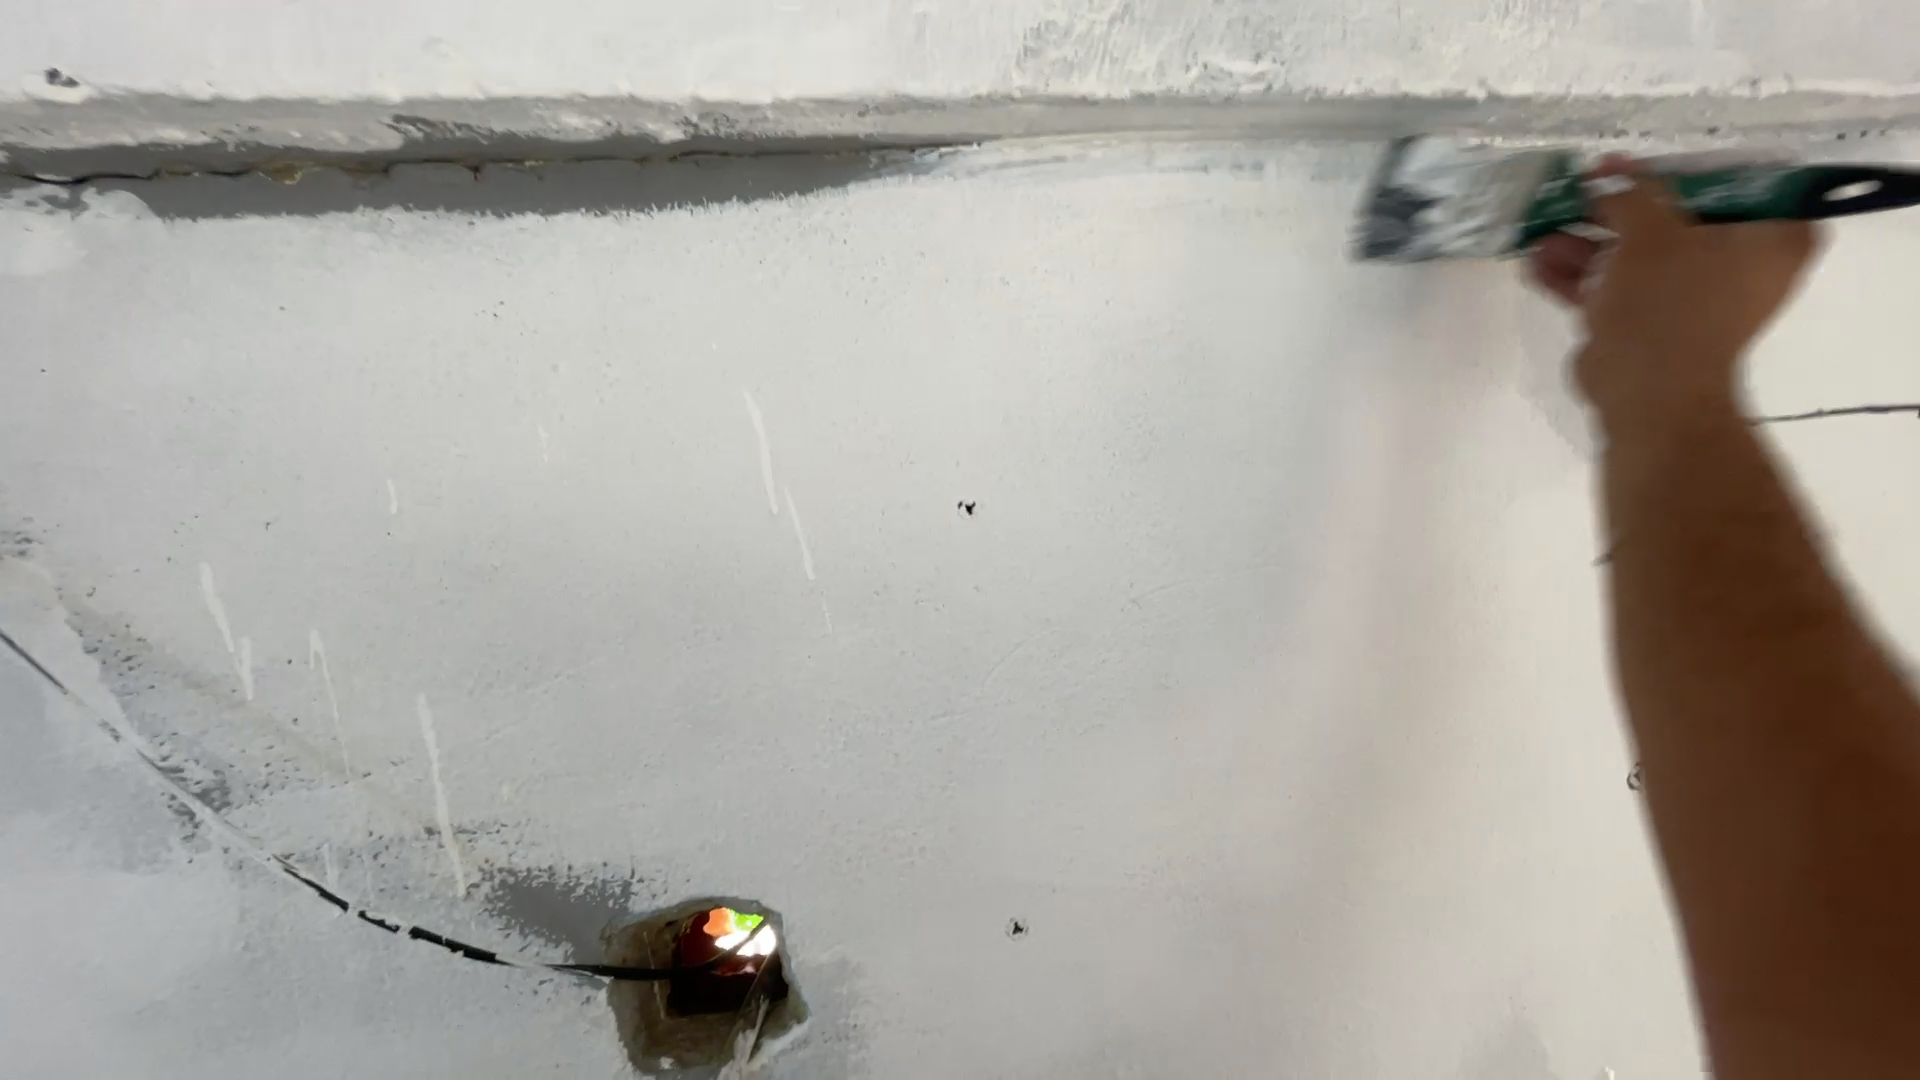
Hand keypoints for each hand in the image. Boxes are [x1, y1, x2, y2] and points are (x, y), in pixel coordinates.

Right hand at [1528, 157, 1822, 428]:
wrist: (1645, 393)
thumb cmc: (1667, 306)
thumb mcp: (1650, 235)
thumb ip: (1631, 195)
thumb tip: (1607, 169)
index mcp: (1771, 236)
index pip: (1726, 184)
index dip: (1671, 171)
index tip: (1623, 167)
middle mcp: (1736, 264)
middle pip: (1669, 222)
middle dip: (1610, 213)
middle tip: (1571, 196)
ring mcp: (1686, 297)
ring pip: (1629, 258)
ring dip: (1582, 246)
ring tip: (1538, 232)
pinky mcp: (1645, 323)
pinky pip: (1610, 289)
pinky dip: (1576, 278)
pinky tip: (1536, 264)